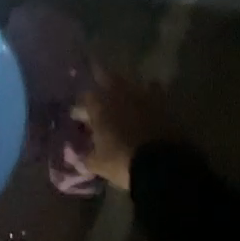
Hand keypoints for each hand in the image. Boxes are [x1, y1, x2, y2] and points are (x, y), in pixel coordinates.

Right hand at [72, 64, 172, 190]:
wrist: (160, 164)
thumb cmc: (123, 161)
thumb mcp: (100, 164)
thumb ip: (86, 158)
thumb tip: (78, 159)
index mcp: (99, 106)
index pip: (85, 98)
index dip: (83, 107)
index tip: (82, 117)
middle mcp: (117, 92)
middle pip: (105, 76)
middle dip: (101, 81)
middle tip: (103, 95)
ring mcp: (140, 93)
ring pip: (129, 80)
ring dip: (125, 86)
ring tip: (125, 97)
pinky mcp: (161, 99)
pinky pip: (153, 88)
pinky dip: (150, 91)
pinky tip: (149, 99)